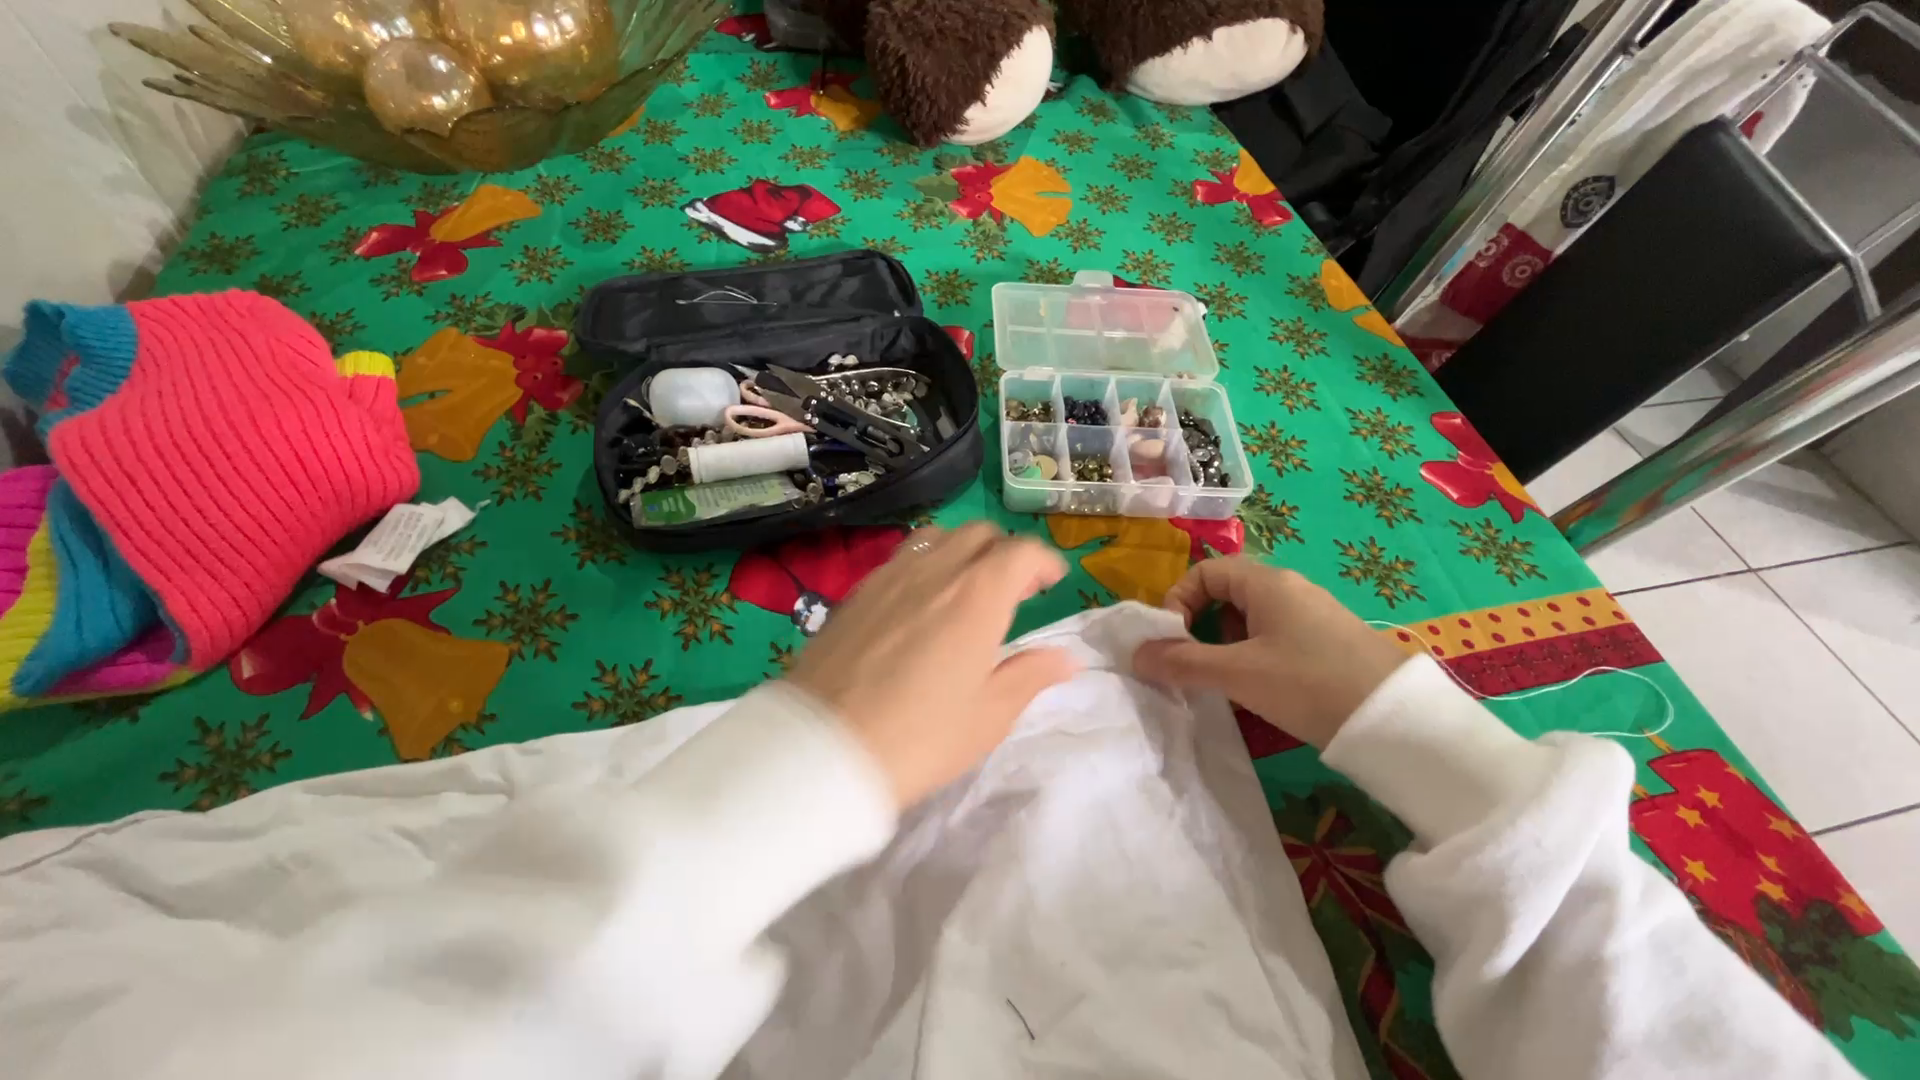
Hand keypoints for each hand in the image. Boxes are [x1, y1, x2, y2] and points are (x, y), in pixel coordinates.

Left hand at [787, 524, 1079, 808]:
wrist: (822, 746)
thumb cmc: (919, 737)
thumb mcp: (988, 716)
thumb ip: (1030, 676)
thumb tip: (1064, 658)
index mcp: (977, 594)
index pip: (1021, 551)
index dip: (1044, 562)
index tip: (1051, 583)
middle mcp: (934, 570)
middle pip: (978, 533)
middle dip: (1004, 552)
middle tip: (1013, 588)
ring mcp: (888, 577)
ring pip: (936, 538)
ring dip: (962, 552)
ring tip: (965, 590)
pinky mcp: (855, 593)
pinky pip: (900, 560)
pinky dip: (924, 567)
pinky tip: (919, 606)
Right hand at [1131, 558, 1406, 748]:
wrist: (1396, 719)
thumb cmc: (1309, 684)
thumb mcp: (1238, 674)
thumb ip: (1183, 662)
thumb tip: (1136, 655)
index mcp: (1266, 583)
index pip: (1205, 571)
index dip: (1179, 601)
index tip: (1174, 641)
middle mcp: (1289, 589)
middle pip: (1226, 594)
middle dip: (1201, 627)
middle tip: (1195, 665)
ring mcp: (1312, 615)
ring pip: (1250, 620)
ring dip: (1226, 647)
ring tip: (1226, 684)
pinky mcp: (1328, 642)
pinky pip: (1275, 638)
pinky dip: (1254, 658)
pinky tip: (1261, 691)